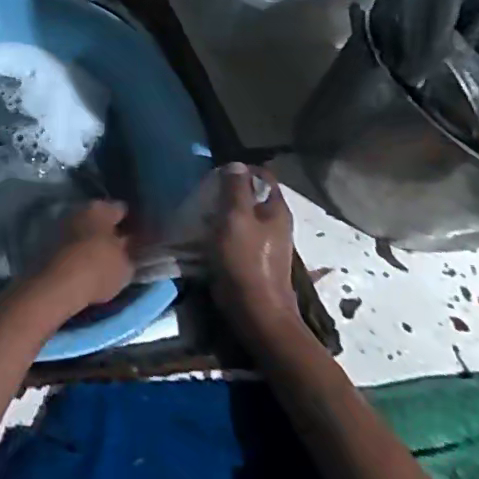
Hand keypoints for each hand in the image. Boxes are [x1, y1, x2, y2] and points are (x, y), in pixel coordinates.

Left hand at [35, 200, 133, 312]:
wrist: (56, 286)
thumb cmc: (99, 268)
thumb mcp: (126, 266)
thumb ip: (130, 254)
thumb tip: (130, 248)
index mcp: (102, 208)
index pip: (121, 210)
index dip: (129, 222)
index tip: (136, 235)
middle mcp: (79, 209)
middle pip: (99, 219)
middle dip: (107, 231)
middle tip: (118, 247)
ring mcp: (60, 224)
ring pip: (82, 231)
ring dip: (89, 241)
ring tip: (99, 260)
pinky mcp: (45, 243)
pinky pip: (68, 245)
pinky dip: (75, 252)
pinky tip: (82, 266)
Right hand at [210, 163, 299, 341]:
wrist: (257, 314)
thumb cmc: (245, 262)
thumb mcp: (235, 218)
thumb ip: (235, 189)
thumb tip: (236, 164)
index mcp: (276, 208)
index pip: (262, 174)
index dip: (240, 170)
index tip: (216, 176)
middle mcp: (276, 221)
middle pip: (252, 195)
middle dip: (229, 193)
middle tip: (205, 196)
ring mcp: (268, 242)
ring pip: (244, 217)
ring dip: (224, 214)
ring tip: (202, 217)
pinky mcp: (256, 260)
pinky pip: (239, 236)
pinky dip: (225, 233)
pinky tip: (208, 239)